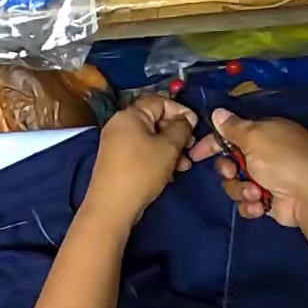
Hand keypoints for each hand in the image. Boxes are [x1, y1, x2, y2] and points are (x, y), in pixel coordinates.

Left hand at [82, 93, 198, 225]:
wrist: (112, 206)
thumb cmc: (142, 171)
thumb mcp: (168, 147)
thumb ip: (182, 128)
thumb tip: (187, 118)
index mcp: (130, 115)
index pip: (160, 101)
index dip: (180, 111)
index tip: (195, 127)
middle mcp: (120, 124)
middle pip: (155, 120)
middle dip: (177, 133)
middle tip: (191, 149)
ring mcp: (116, 143)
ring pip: (150, 138)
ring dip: (170, 149)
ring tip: (184, 166)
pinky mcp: (117, 160)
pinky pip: (142, 151)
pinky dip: (157, 158)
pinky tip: (170, 173)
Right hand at [183, 107, 307, 227]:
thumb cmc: (283, 161)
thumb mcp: (255, 137)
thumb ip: (233, 127)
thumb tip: (217, 112)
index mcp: (265, 133)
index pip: (232, 133)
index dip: (212, 143)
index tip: (196, 154)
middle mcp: (266, 153)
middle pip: (230, 161)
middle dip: (228, 169)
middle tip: (234, 172)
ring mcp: (268, 177)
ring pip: (235, 183)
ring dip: (240, 189)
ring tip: (255, 192)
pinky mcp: (268, 199)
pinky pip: (246, 201)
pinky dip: (250, 204)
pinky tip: (260, 204)